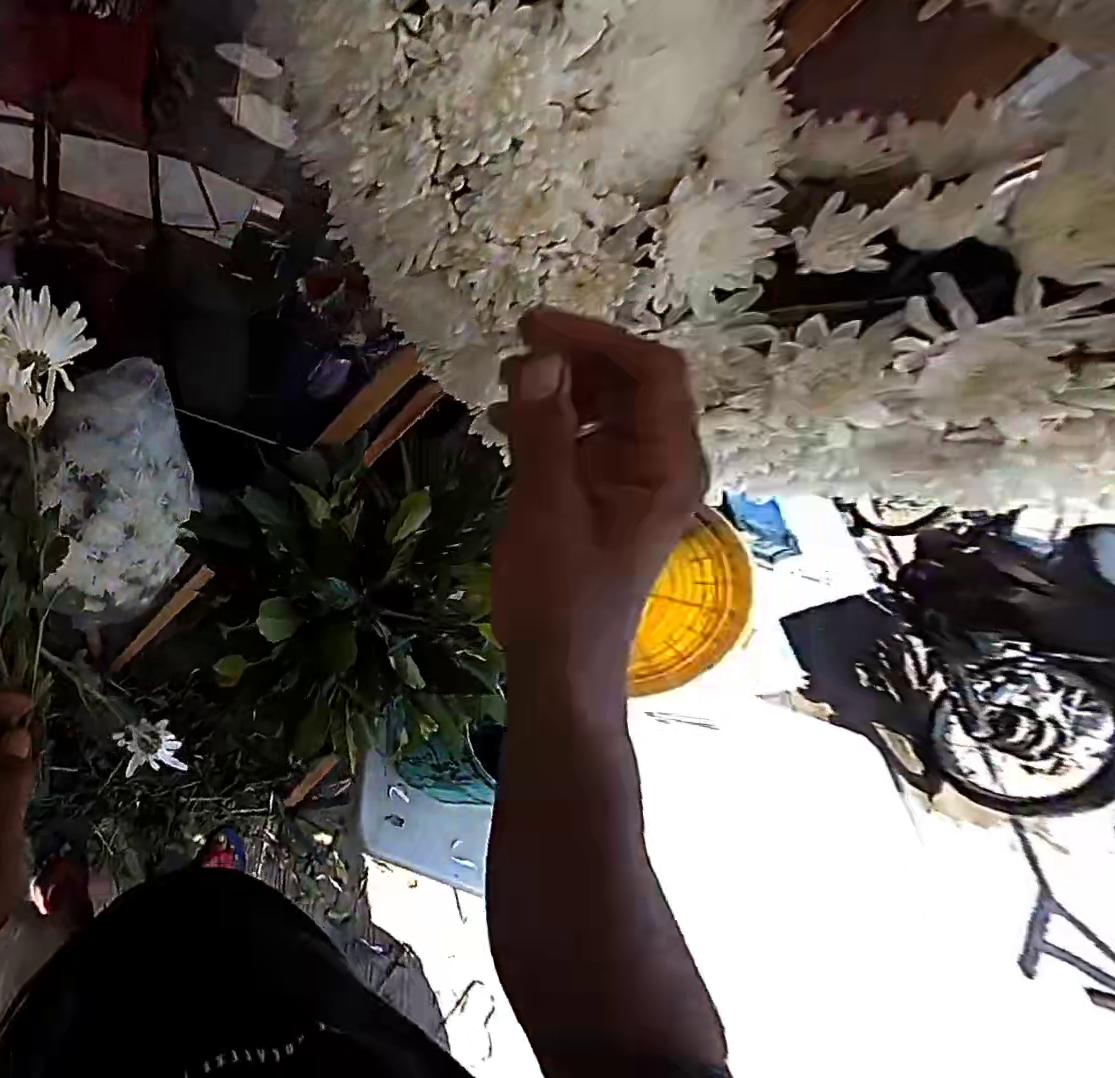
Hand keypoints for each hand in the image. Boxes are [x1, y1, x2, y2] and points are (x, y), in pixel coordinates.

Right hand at [492, 309, 706, 683]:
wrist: (558, 662)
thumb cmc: (559, 591)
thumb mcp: (546, 507)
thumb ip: (543, 432)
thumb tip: (537, 359)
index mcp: (666, 464)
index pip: (651, 374)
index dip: (596, 340)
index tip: (533, 326)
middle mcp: (656, 465)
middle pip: (627, 389)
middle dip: (573, 363)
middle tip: (511, 353)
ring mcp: (624, 483)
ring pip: (599, 414)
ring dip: (555, 392)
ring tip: (500, 384)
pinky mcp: (594, 499)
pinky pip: (575, 445)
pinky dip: (543, 427)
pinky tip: (503, 425)